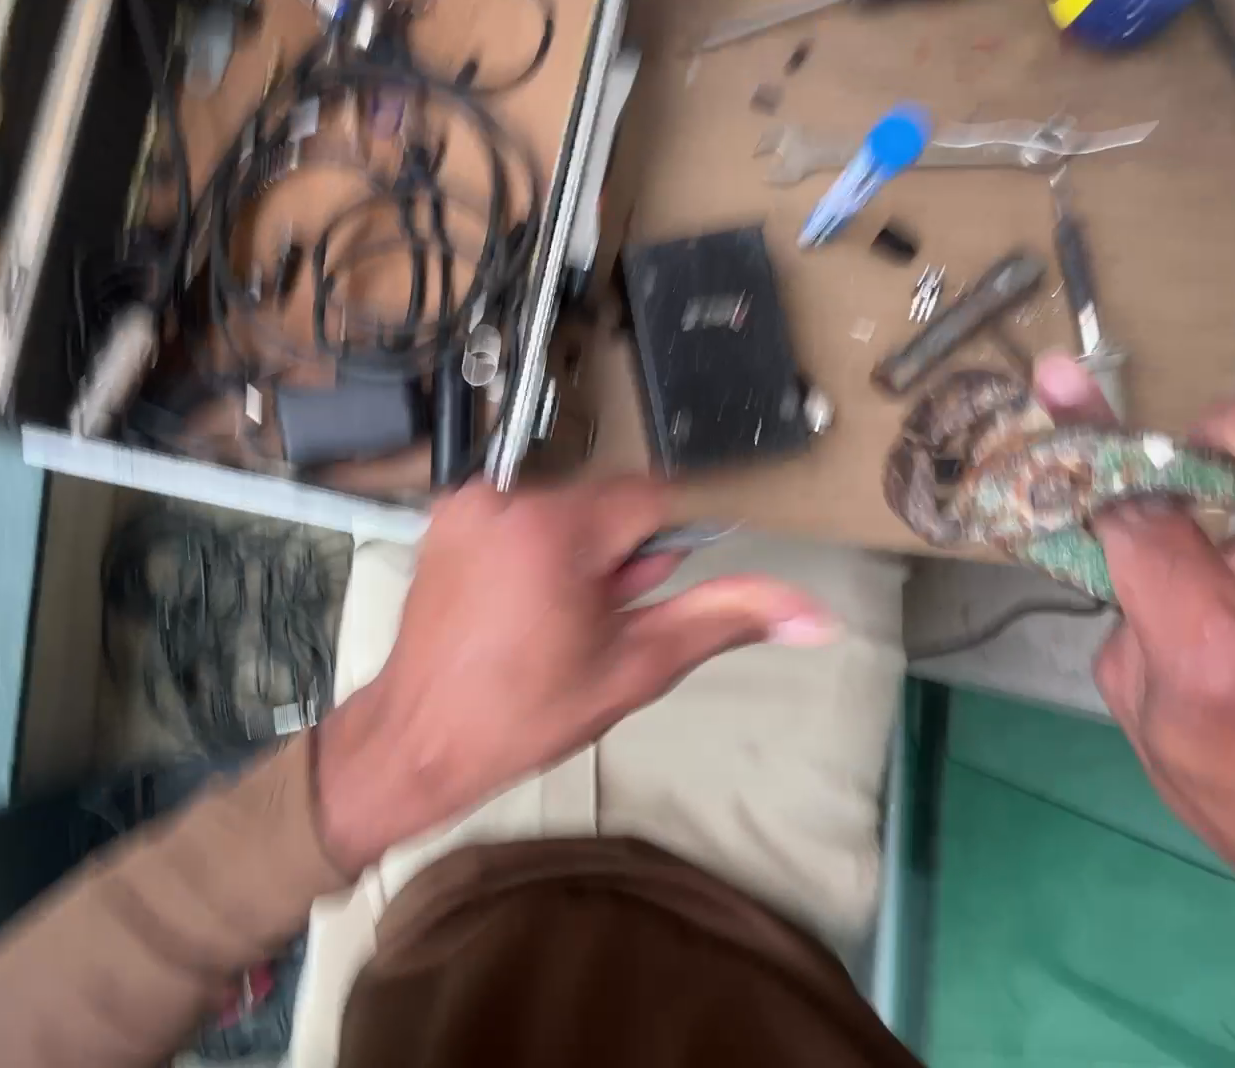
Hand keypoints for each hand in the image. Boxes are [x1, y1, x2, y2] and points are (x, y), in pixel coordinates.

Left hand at [314, 478, 834, 869]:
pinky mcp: (445, 515)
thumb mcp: (636, 667)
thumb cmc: (527, 714)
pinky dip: (535, 546)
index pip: (650, 497)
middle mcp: (505, 498)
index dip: (661, 545)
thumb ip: (723, 620)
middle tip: (593, 618)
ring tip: (551, 615)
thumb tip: (814, 614)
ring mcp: (467, 503)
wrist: (420, 738)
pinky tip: (521, 602)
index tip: (640, 594)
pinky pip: (518, 513)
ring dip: (576, 551)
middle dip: (615, 555)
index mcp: (555, 529)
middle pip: (602, 504)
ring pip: (561, 508)